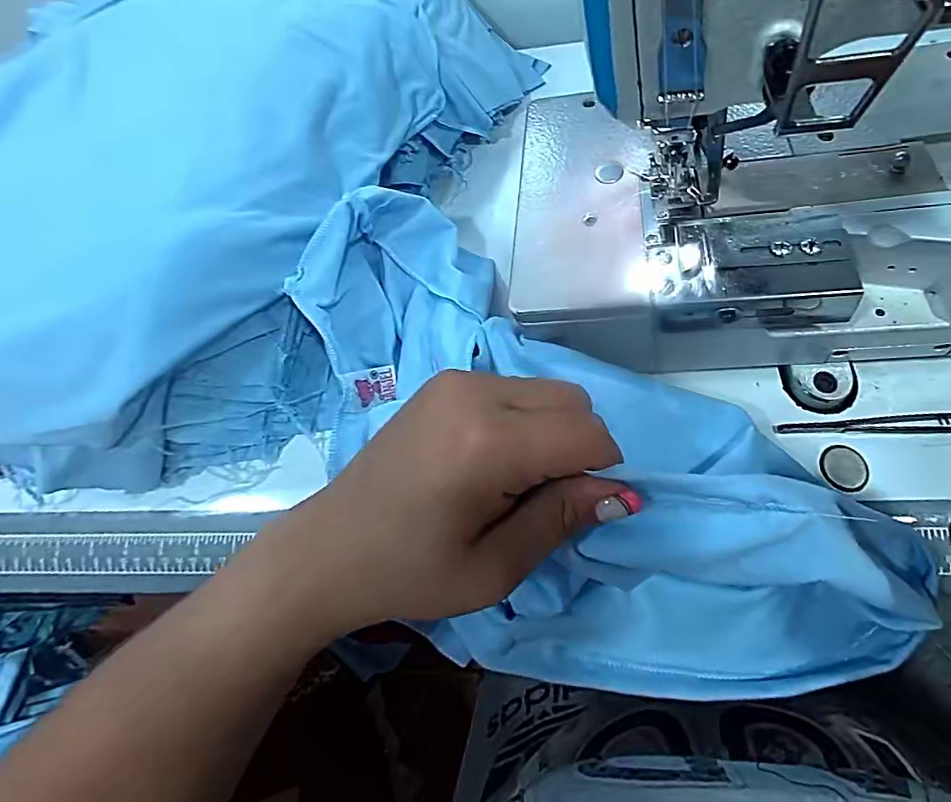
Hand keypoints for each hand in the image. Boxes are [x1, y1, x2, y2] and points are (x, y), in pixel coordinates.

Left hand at [249, 370, 636, 634]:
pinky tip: (488, 456)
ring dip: (553, 431)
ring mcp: (459, 378)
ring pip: (551, 390)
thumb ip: (561, 520)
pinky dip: (526, 419)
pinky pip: (518, 388)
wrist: (327, 549)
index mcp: (486, 444)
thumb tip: (622, 494)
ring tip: (509, 477)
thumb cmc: (409, 572)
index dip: (601, 472)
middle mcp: (475, 393)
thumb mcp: (494, 568)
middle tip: (536, 497)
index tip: (574, 508)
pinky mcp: (449, 378)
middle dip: (578, 447)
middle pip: (575, 402)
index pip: (587, 435)